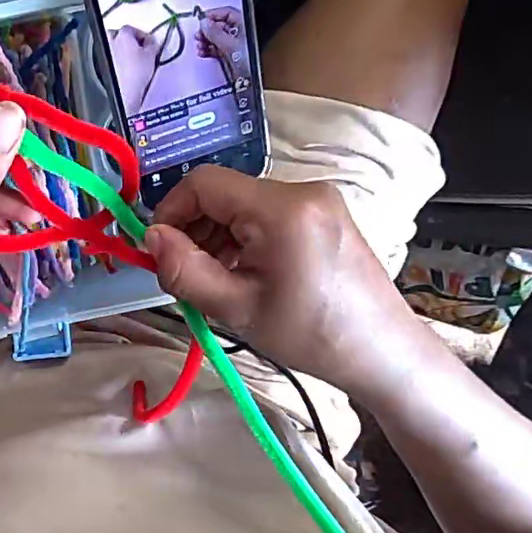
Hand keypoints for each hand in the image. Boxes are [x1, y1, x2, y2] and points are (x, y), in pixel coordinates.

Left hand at [108, 25, 160, 112]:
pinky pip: (112, 59)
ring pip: (115, 47)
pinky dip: (118, 61)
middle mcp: (111, 41)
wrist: (125, 92)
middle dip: (130, 41)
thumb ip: (152, 44)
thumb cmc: (135, 74)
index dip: (143, 36)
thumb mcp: (152, 55)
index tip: (149, 43)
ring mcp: (105, 53)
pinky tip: (127, 69)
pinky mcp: (102, 66)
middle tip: (140, 50)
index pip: (134, 29)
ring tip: (134, 60)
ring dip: (123, 51)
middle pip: (121, 36)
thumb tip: (151, 42)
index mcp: (122, 34)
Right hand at [144, 167, 404, 391]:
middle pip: (223, 193)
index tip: (159, 251)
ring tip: (217, 280)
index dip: (170, 211)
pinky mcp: (324, 213)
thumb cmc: (310, 334)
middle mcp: (302, 189)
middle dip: (194, 229)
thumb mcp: (237, 308)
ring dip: (217, 237)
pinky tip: (245, 273)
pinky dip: (244, 238)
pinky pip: (267, 214)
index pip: (203, 182)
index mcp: (281, 208)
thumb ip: (184, 269)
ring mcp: (317, 199)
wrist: (381, 351)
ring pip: (243, 205)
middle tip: (186, 275)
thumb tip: (150, 237)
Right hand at [195, 6, 243, 62]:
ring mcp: (235, 45)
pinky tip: (203, 52)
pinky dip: (209, 50)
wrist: (252, 78)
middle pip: (220, 27)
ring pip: (217, 39)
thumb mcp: (229, 43)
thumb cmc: (248, 59)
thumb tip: (204, 23)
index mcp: (243, 24)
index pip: (226, 13)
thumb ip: (215, 32)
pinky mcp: (231, 56)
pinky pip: (217, 49)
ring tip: (199, 45)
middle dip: (207, 31)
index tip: (201, 19)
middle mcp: (240, 33)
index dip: (213, 15)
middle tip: (199, 34)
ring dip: (206, 42)